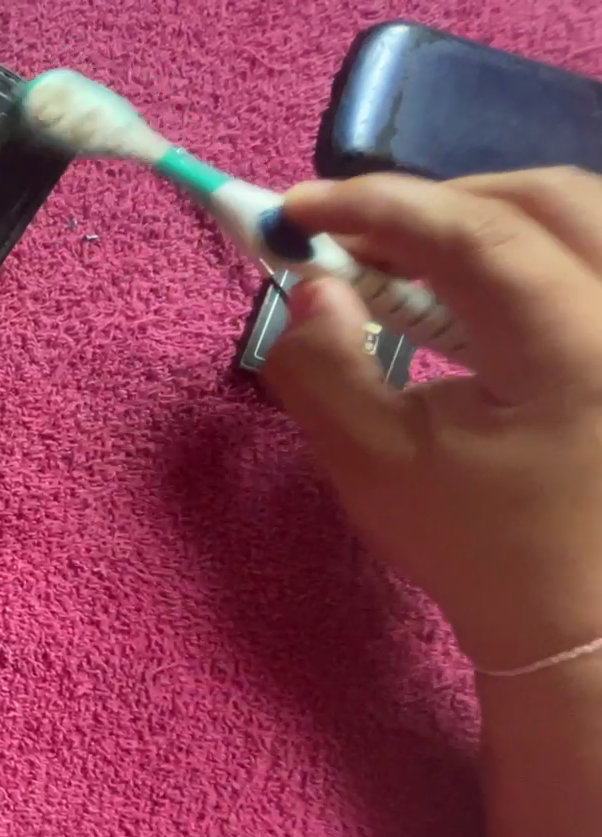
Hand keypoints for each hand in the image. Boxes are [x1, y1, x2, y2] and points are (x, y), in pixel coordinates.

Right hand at [262, 168, 601, 670]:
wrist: (586, 607)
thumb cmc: (474, 538)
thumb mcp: (369, 462)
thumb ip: (322, 369)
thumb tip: (306, 289)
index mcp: (581, 347)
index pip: (481, 235)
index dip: (380, 206)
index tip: (295, 206)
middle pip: (550, 198)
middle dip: (431, 202)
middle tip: (343, 236)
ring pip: (582, 216)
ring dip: (474, 221)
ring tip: (393, 260)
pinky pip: (589, 254)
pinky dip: (514, 248)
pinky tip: (460, 286)